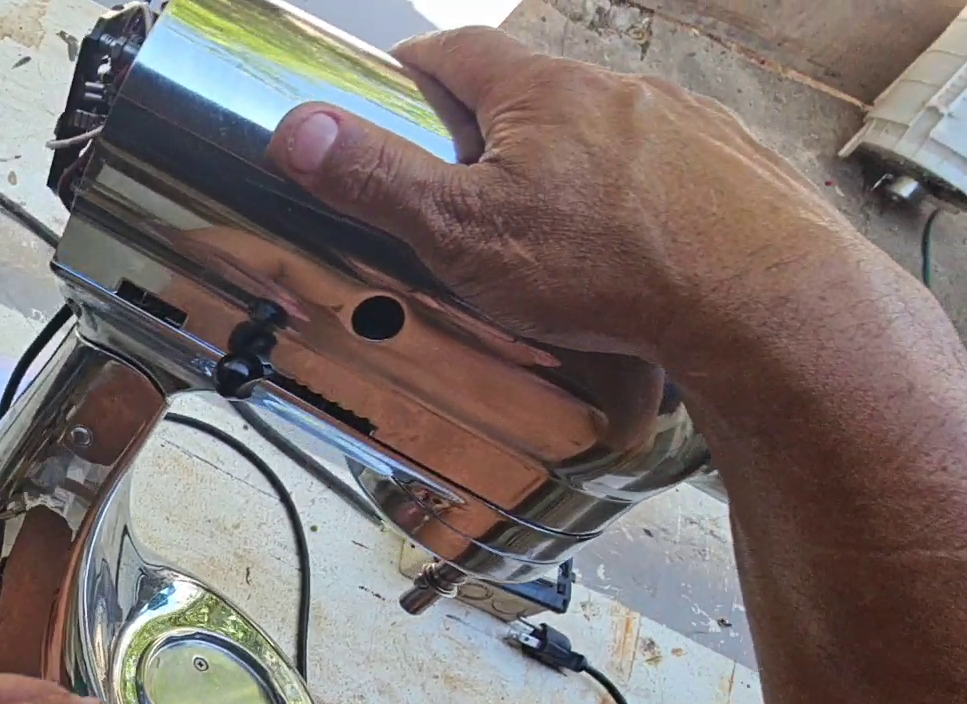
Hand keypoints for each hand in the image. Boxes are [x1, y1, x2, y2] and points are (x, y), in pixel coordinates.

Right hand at [268, 27, 867, 382]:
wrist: (754, 301)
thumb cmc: (602, 261)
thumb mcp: (458, 228)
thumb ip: (377, 178)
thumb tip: (300, 129)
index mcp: (541, 94)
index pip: (458, 52)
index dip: (410, 65)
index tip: (381, 86)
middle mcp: (611, 92)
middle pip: (517, 93)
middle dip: (466, 128)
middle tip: (431, 184)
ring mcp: (670, 127)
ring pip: (576, 134)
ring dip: (533, 164)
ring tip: (506, 227)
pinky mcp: (708, 170)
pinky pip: (629, 170)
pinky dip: (593, 195)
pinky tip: (585, 244)